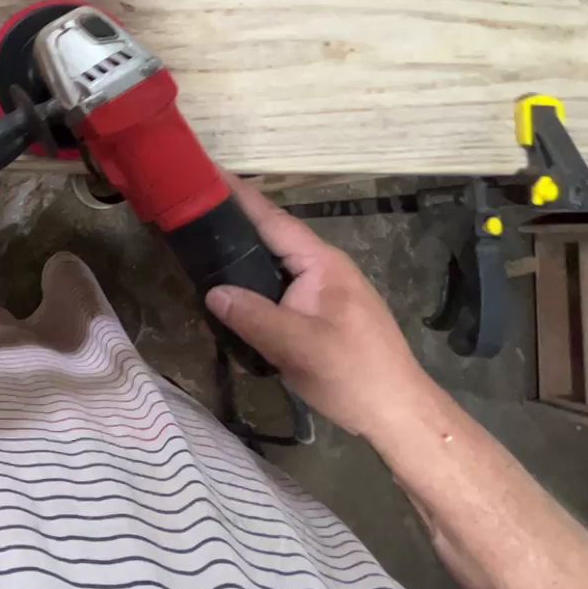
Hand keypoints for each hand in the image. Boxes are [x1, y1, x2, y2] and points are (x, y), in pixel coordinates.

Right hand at [203, 176, 437, 437]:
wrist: (400, 415)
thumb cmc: (354, 374)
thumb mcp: (298, 346)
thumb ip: (253, 316)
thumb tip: (211, 292)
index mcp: (320, 263)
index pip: (272, 218)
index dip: (239, 195)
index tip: (205, 173)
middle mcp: (321, 267)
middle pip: (269, 235)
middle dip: (232, 221)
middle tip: (187, 212)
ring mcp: (321, 289)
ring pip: (272, 262)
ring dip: (240, 255)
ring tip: (198, 246)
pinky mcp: (318, 311)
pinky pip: (276, 285)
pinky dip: (250, 281)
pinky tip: (229, 291)